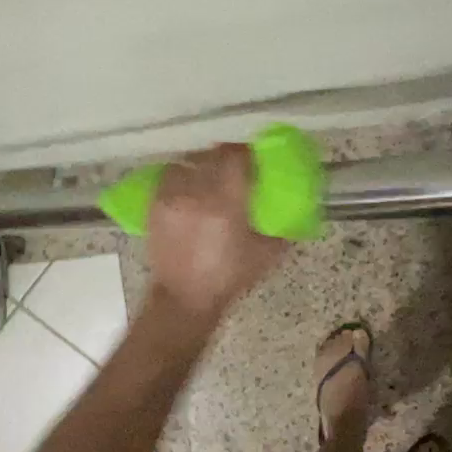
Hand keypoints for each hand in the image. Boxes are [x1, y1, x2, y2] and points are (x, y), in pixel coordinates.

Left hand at [145, 144, 288, 324]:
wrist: (183, 298)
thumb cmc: (227, 278)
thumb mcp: (265, 255)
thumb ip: (282, 228)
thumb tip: (296, 209)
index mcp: (226, 204)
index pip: (235, 157)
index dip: (246, 152)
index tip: (254, 158)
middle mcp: (196, 194)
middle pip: (212, 155)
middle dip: (226, 157)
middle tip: (236, 167)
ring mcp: (172, 198)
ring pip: (189, 162)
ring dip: (202, 164)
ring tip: (211, 176)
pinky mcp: (155, 205)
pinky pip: (170, 175)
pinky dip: (183, 176)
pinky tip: (191, 188)